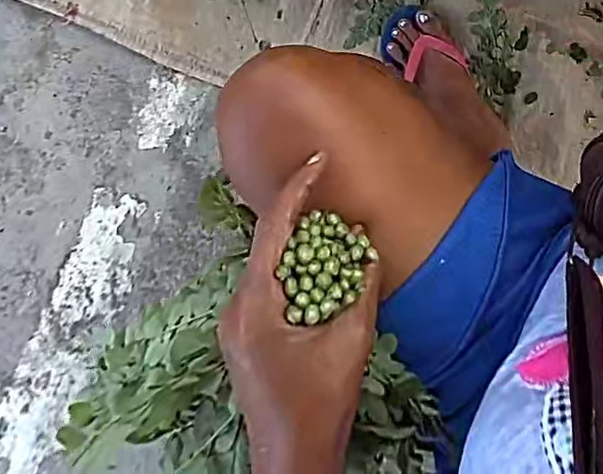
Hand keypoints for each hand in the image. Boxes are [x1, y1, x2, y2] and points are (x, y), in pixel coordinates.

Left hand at [219, 154, 380, 473]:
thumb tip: (364, 238)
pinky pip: (271, 281)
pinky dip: (296, 262)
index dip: (297, 188)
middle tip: (328, 180)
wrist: (293, 458)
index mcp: (255, 304)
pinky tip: (320, 259)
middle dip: (300, 208)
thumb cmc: (322, 401)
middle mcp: (238, 308)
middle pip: (268, 240)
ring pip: (269, 260)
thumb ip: (361, 282)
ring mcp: (238, 322)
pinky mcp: (248, 333)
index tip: (319, 159)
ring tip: (331, 216)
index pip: (273, 228)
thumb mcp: (352, 336)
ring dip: (300, 237)